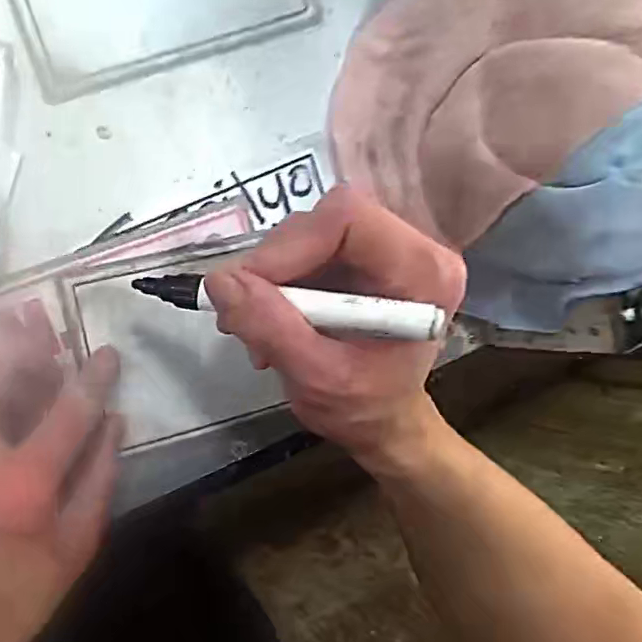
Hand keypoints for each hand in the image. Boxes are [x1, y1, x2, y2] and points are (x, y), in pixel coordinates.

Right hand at [205, 187, 465, 467]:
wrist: (382, 422)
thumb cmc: (364, 408)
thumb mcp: (316, 379)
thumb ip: (271, 329)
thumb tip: (220, 283)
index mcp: (422, 272)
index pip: (346, 218)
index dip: (289, 247)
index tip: (248, 288)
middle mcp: (412, 247)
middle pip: (323, 223)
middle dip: (274, 267)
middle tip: (245, 316)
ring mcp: (384, 250)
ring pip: (307, 235)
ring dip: (270, 280)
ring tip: (260, 330)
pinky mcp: (360, 259)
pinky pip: (304, 250)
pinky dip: (277, 284)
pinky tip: (272, 322)